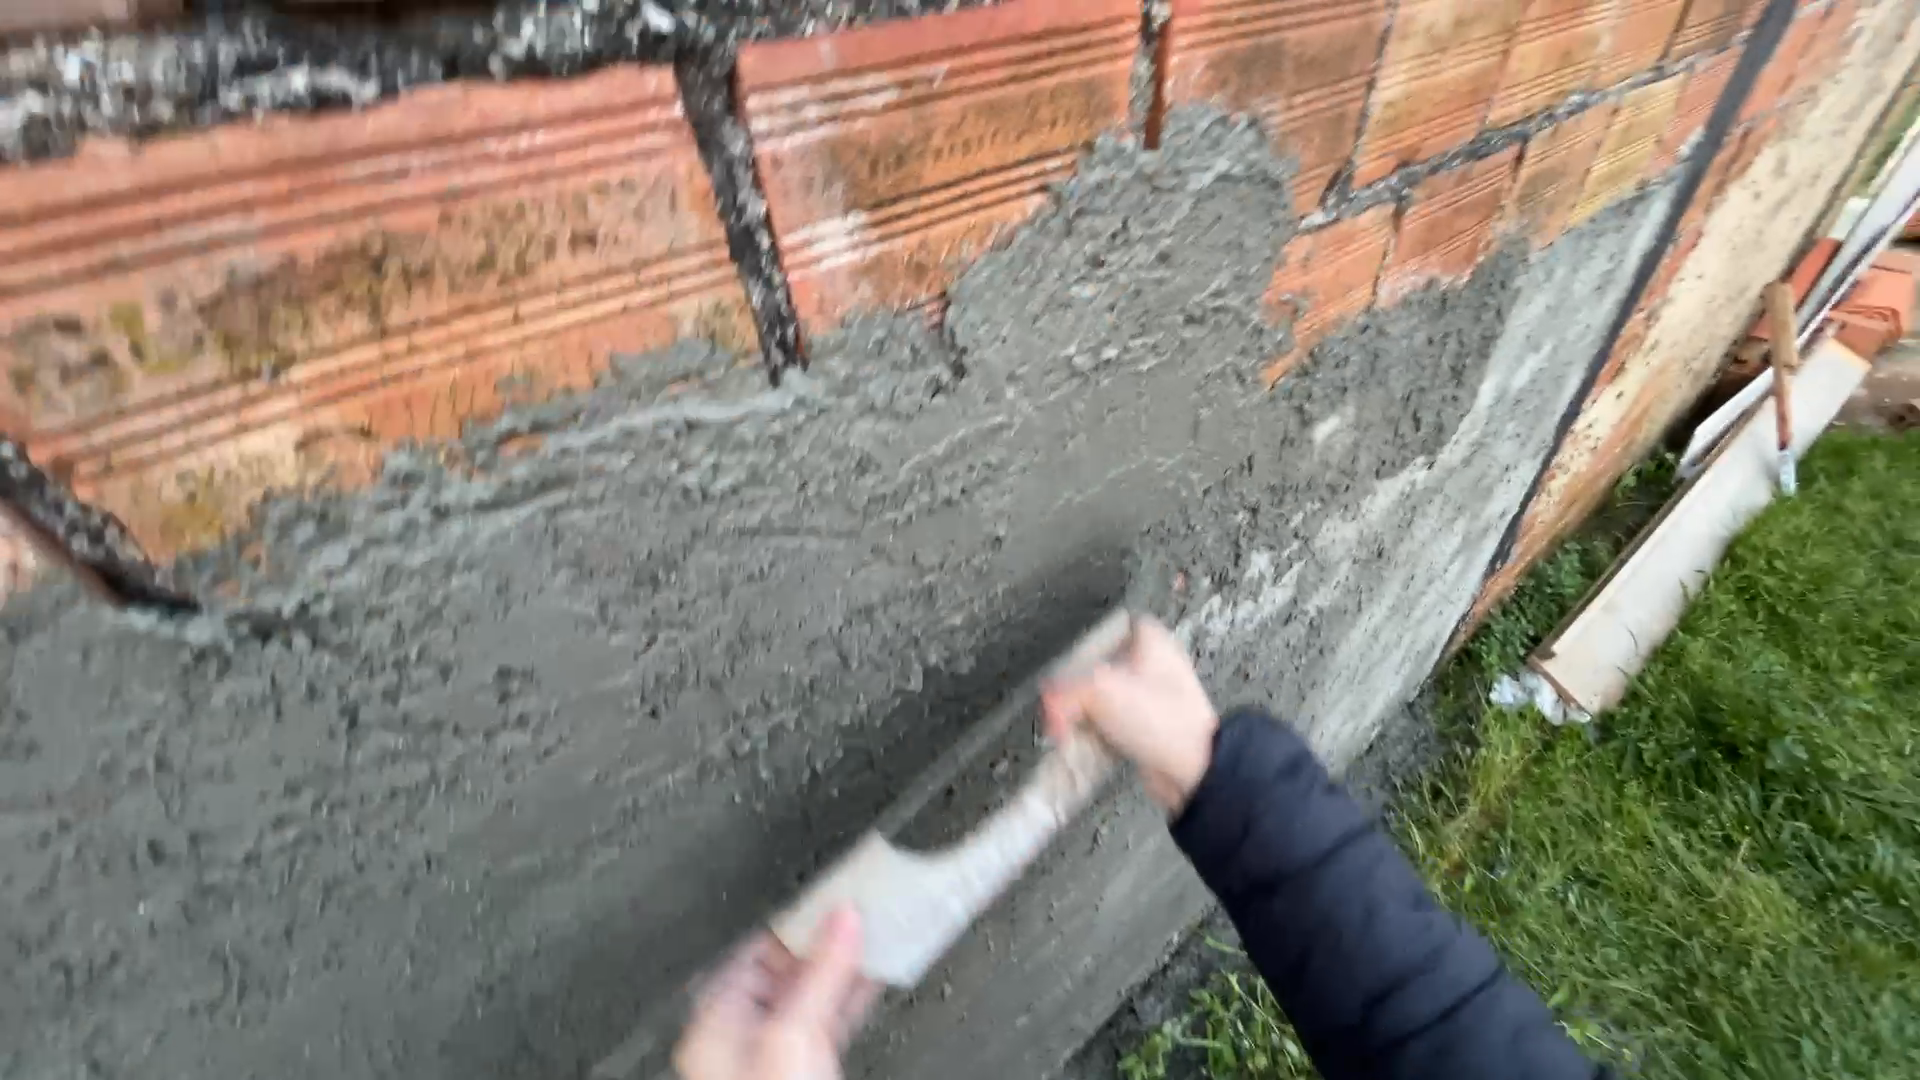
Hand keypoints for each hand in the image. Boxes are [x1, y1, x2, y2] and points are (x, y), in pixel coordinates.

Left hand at [675, 908, 878, 1079]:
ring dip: (847, 959)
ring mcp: (778, 1053)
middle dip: (826, 936)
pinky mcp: (808, 1068)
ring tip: (877, 928)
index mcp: (718, 1021)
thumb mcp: (795, 1037)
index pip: (755, 946)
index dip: (793, 917)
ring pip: (815, 987)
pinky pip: (834, 1013)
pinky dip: (857, 989)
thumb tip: (840, 918)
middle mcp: (744, 1034)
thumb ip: (820, 973)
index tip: (829, 895)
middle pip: (788, 964)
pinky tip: (879, 968)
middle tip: (859, 906)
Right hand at [1041, 615, 1218, 814]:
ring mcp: (1150, 698)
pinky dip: (1095, 733)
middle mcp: (1152, 664)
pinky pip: (1110, 724)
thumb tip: (1049, 707)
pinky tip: (1084, 743)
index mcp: (1150, 639)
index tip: (1065, 662)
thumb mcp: (1100, 690)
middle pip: (1097, 666)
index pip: (1107, 627)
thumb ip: (1063, 692)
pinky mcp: (1147, 727)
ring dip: (1083, 714)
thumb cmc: (1162, 718)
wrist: (1195, 769)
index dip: (1083, 643)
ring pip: (1101, 698)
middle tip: (1061, 702)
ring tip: (1068, 727)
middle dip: (1075, 688)